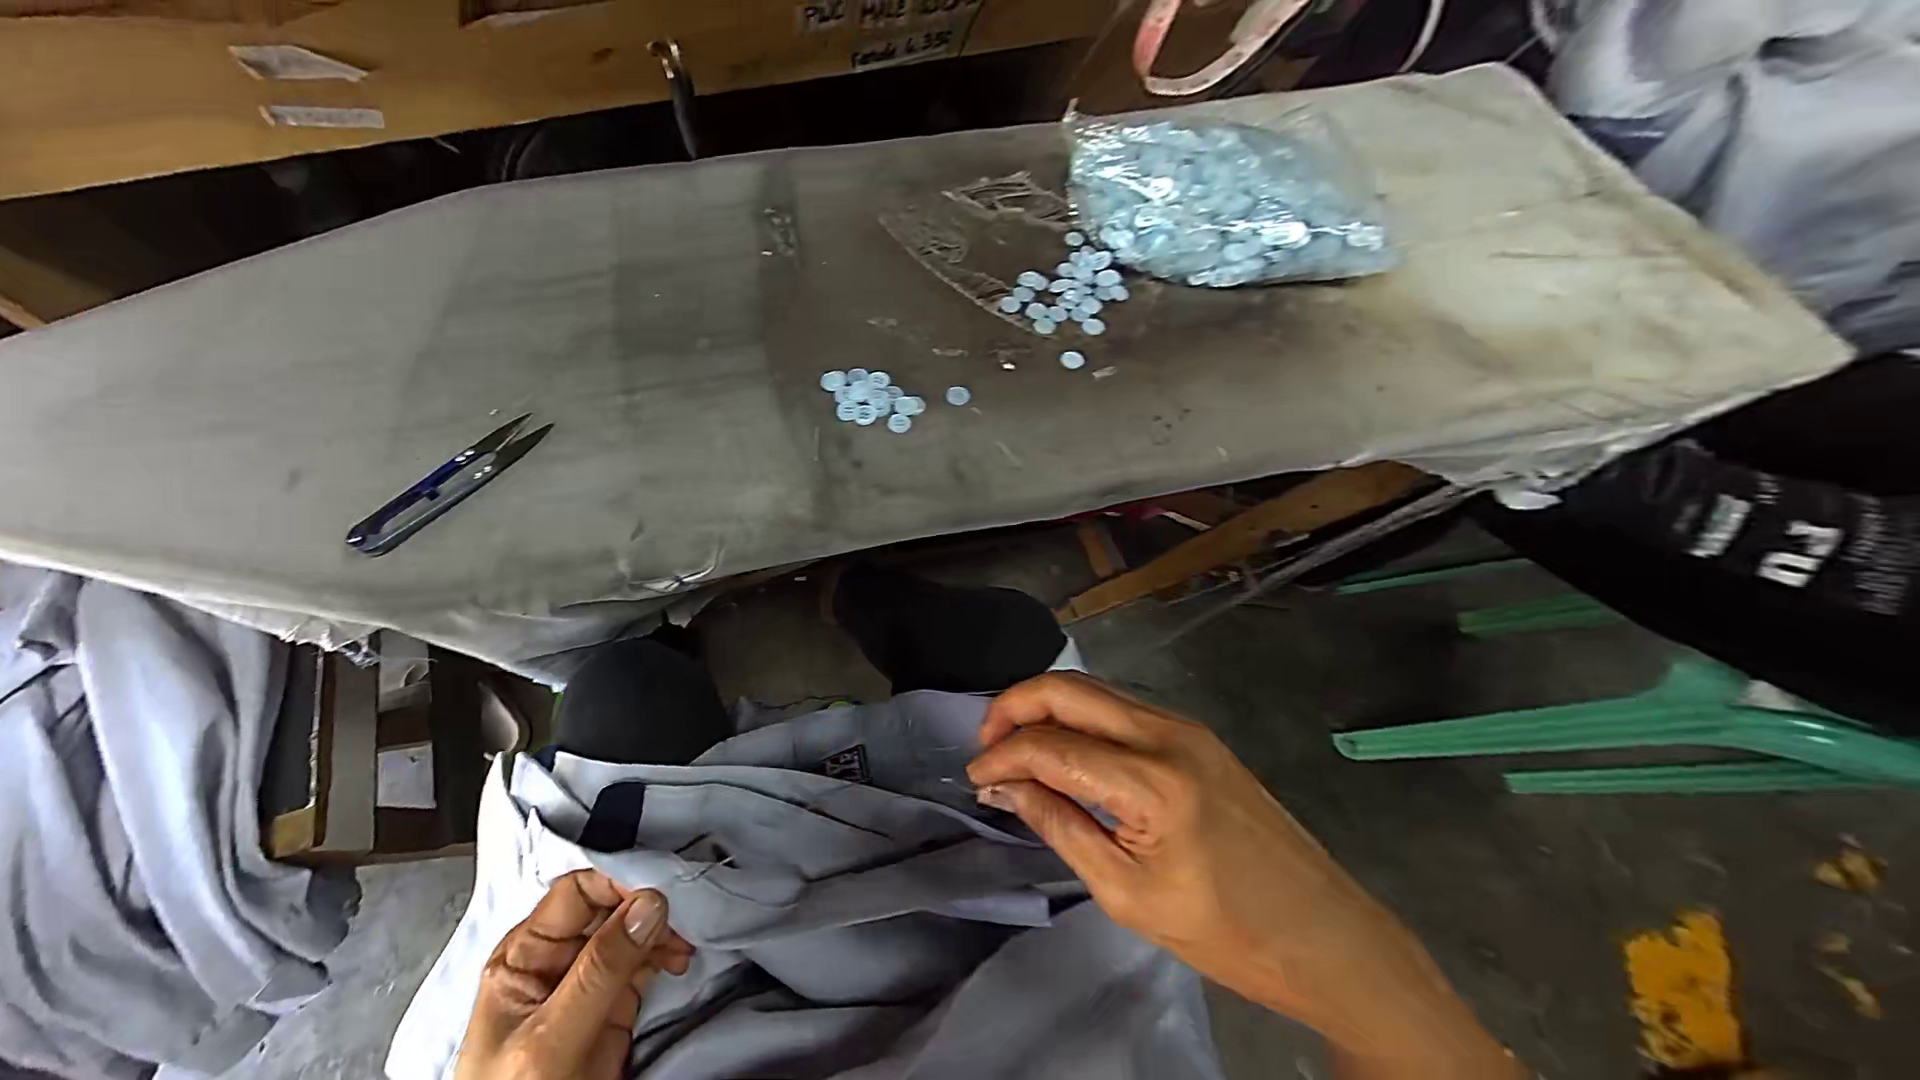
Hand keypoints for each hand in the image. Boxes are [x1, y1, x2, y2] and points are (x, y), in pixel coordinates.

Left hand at [456, 870, 693, 1079]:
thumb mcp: (551, 1039)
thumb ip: (600, 971)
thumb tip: (650, 901)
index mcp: (526, 955)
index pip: (577, 891)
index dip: (619, 882)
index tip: (660, 890)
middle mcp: (558, 957)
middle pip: (612, 903)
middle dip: (651, 904)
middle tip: (683, 915)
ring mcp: (589, 978)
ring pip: (636, 927)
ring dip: (666, 928)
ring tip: (683, 946)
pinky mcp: (616, 1000)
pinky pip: (648, 956)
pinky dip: (670, 950)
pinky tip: (679, 960)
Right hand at [966, 672, 1522, 1079]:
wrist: (1326, 934)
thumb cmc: (1225, 933)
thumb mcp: (1126, 893)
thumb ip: (1058, 825)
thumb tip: (1003, 786)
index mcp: (1152, 782)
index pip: (1052, 746)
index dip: (1002, 756)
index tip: (973, 776)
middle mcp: (1167, 733)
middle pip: (1069, 689)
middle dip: (1014, 705)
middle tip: (986, 746)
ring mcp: (1186, 726)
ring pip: (1094, 689)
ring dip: (1046, 706)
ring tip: (1015, 746)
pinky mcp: (1195, 732)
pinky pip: (1120, 706)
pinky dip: (1079, 716)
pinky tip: (1064, 747)